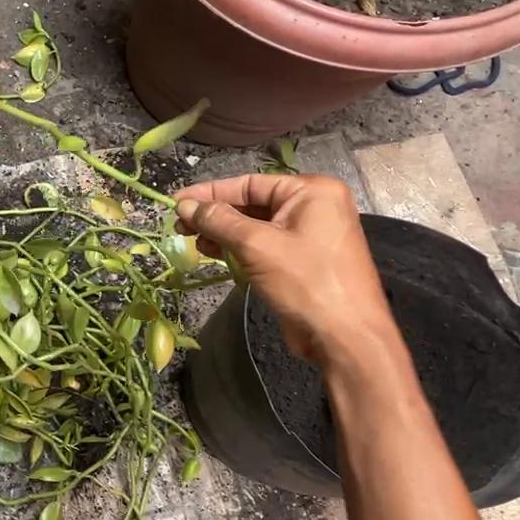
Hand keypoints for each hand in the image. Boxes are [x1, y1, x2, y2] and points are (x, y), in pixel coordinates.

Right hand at [175, 174, 394, 364]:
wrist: (344, 336)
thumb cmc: (306, 281)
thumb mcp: (256, 245)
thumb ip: (218, 221)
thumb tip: (185, 206)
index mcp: (312, 191)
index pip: (249, 184)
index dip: (209, 193)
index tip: (175, 202)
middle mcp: (313, 206)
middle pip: (251, 203)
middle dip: (214, 215)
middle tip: (179, 225)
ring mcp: (308, 234)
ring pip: (253, 226)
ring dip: (221, 233)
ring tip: (191, 241)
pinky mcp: (301, 259)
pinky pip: (262, 245)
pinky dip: (237, 248)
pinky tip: (212, 253)